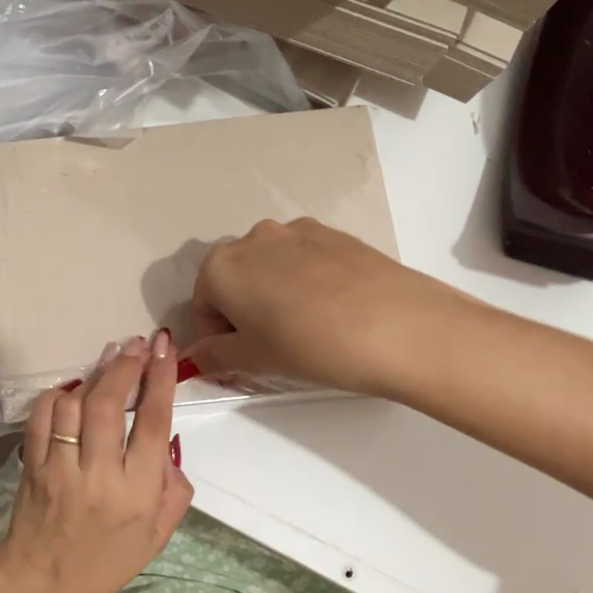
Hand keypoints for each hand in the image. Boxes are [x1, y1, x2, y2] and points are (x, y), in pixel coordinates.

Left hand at [0, 332, 193, 592]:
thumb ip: (172, 492)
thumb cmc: (104, 564)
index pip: (152, 422)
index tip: (166, 350)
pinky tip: (72, 387)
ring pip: (74, 405)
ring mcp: (60, 467)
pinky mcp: (32, 464)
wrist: (39, 583)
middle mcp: (99, 475)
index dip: (160, 379)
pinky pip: (41, 417)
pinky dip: (56, 395)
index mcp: (136, 493)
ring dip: (93, 374)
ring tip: (110, 356)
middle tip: (138, 344)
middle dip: (126, 365)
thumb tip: (169, 447)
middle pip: (109, 403)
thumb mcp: (155, 537)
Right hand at [182, 218, 466, 394]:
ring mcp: (298, 230)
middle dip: (242, 312)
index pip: (202, 305)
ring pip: (271, 267)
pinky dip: (305, 284)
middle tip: (270, 348)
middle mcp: (253, 238)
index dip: (215, 338)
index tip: (239, 361)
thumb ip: (213, 356)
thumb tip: (191, 358)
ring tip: (304, 329)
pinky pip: (305, 260)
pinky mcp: (337, 234)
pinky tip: (331, 312)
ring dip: (273, 295)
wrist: (400, 327)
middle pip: (234, 279)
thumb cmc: (309, 346)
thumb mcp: (253, 359)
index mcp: (221, 266)